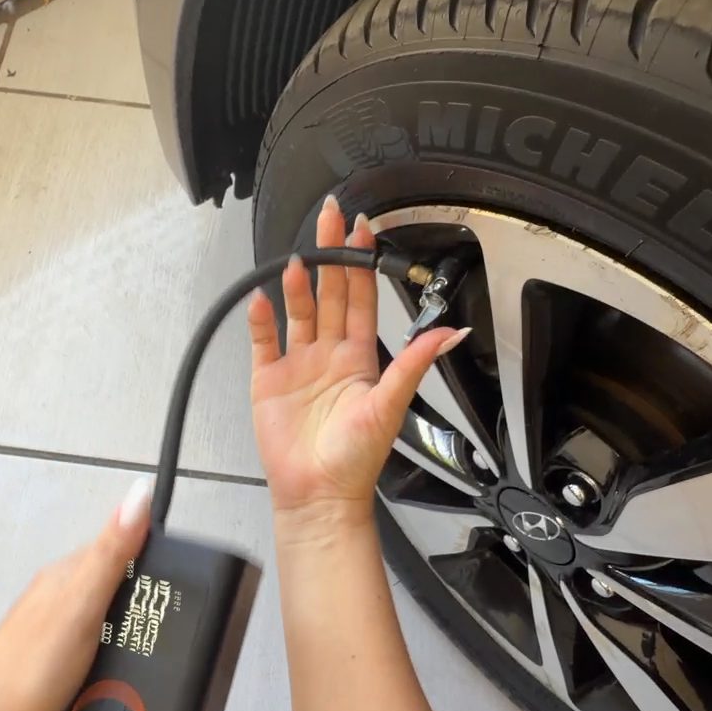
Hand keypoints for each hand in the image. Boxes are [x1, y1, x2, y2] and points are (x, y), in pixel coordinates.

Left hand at [0, 477, 153, 710]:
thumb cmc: (23, 673)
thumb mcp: (80, 608)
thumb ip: (111, 554)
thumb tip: (137, 495)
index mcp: (62, 578)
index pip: (118, 551)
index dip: (150, 564)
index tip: (175, 585)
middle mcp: (56, 604)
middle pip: (116, 598)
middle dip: (140, 620)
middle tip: (153, 642)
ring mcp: (54, 640)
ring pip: (108, 636)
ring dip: (126, 655)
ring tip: (132, 675)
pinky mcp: (55, 672)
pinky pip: (97, 667)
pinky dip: (110, 677)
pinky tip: (112, 691)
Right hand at [248, 196, 468, 526]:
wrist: (318, 492)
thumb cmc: (355, 458)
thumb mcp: (390, 406)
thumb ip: (414, 364)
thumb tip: (450, 333)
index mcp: (360, 357)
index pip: (361, 299)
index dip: (360, 264)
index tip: (360, 231)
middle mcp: (329, 354)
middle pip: (329, 294)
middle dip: (329, 255)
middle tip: (327, 218)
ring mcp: (298, 365)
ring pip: (298, 313)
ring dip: (296, 285)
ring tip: (295, 260)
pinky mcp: (269, 380)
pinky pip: (264, 342)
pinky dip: (261, 320)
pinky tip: (260, 299)